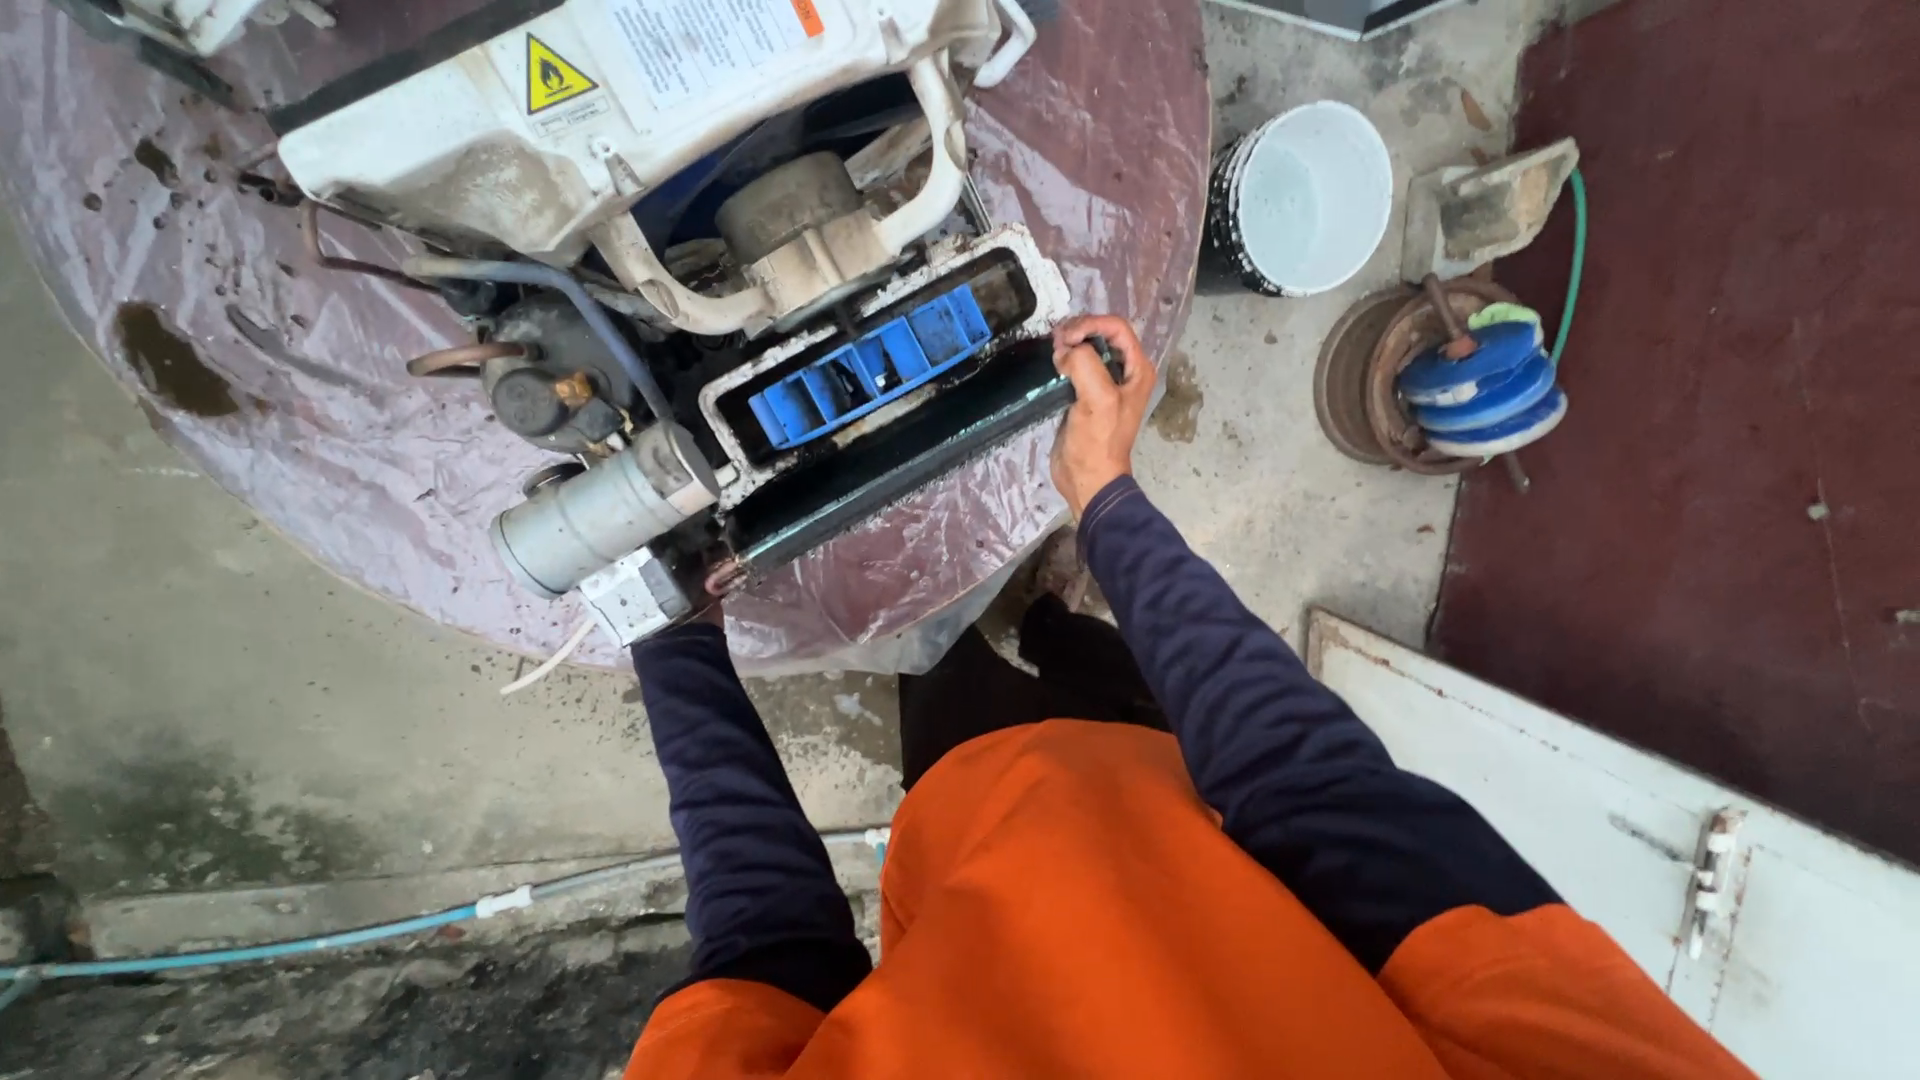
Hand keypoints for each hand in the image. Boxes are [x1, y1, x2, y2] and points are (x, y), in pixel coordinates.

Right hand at [1050, 315, 1155, 517]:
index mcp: (1137, 369)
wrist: (1088, 479)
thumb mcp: (1098, 399)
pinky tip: (1052, 364)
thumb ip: (1085, 365)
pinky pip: (1076, 365)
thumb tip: (1064, 351)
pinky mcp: (1085, 395)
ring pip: (1087, 348)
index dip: (1090, 325)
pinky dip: (1064, 359)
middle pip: (1102, 334)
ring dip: (1069, 344)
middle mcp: (1125, 372)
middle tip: (1056, 343)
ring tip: (1053, 351)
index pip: (1116, 327)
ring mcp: (1104, 383)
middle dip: (1078, 331)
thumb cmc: (1098, 442)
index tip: (1065, 339)